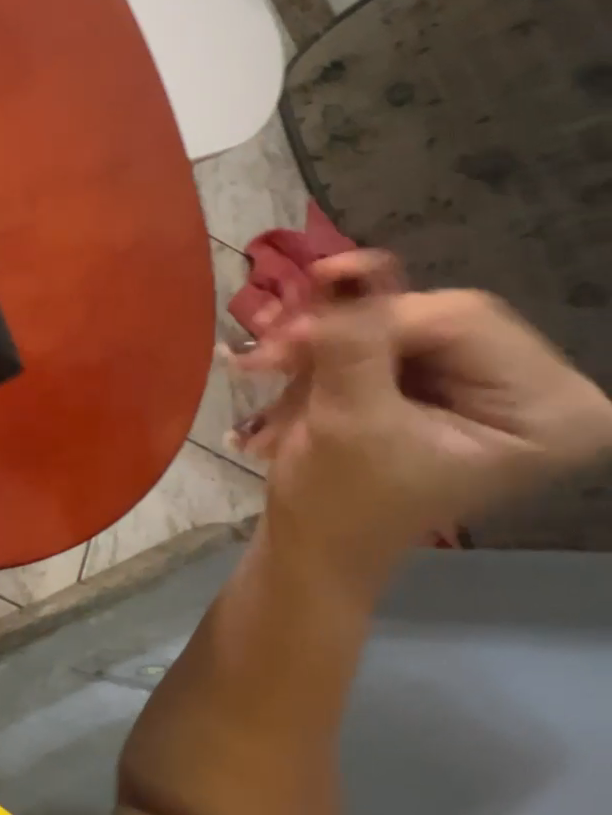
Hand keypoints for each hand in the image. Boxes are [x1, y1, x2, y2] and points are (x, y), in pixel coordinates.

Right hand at [229, 252, 611, 575]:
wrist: (316, 546)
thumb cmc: (341, 502)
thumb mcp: (349, 422)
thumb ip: (353, 344)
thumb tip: (348, 268)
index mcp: (551, 408)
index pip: (461, 320)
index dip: (366, 321)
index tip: (279, 343)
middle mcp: (541, 389)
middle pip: (432, 317)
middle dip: (340, 332)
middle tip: (264, 354)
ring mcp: (494, 386)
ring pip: (399, 324)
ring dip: (323, 343)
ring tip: (263, 369)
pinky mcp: (449, 387)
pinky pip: (385, 342)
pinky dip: (329, 356)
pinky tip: (289, 377)